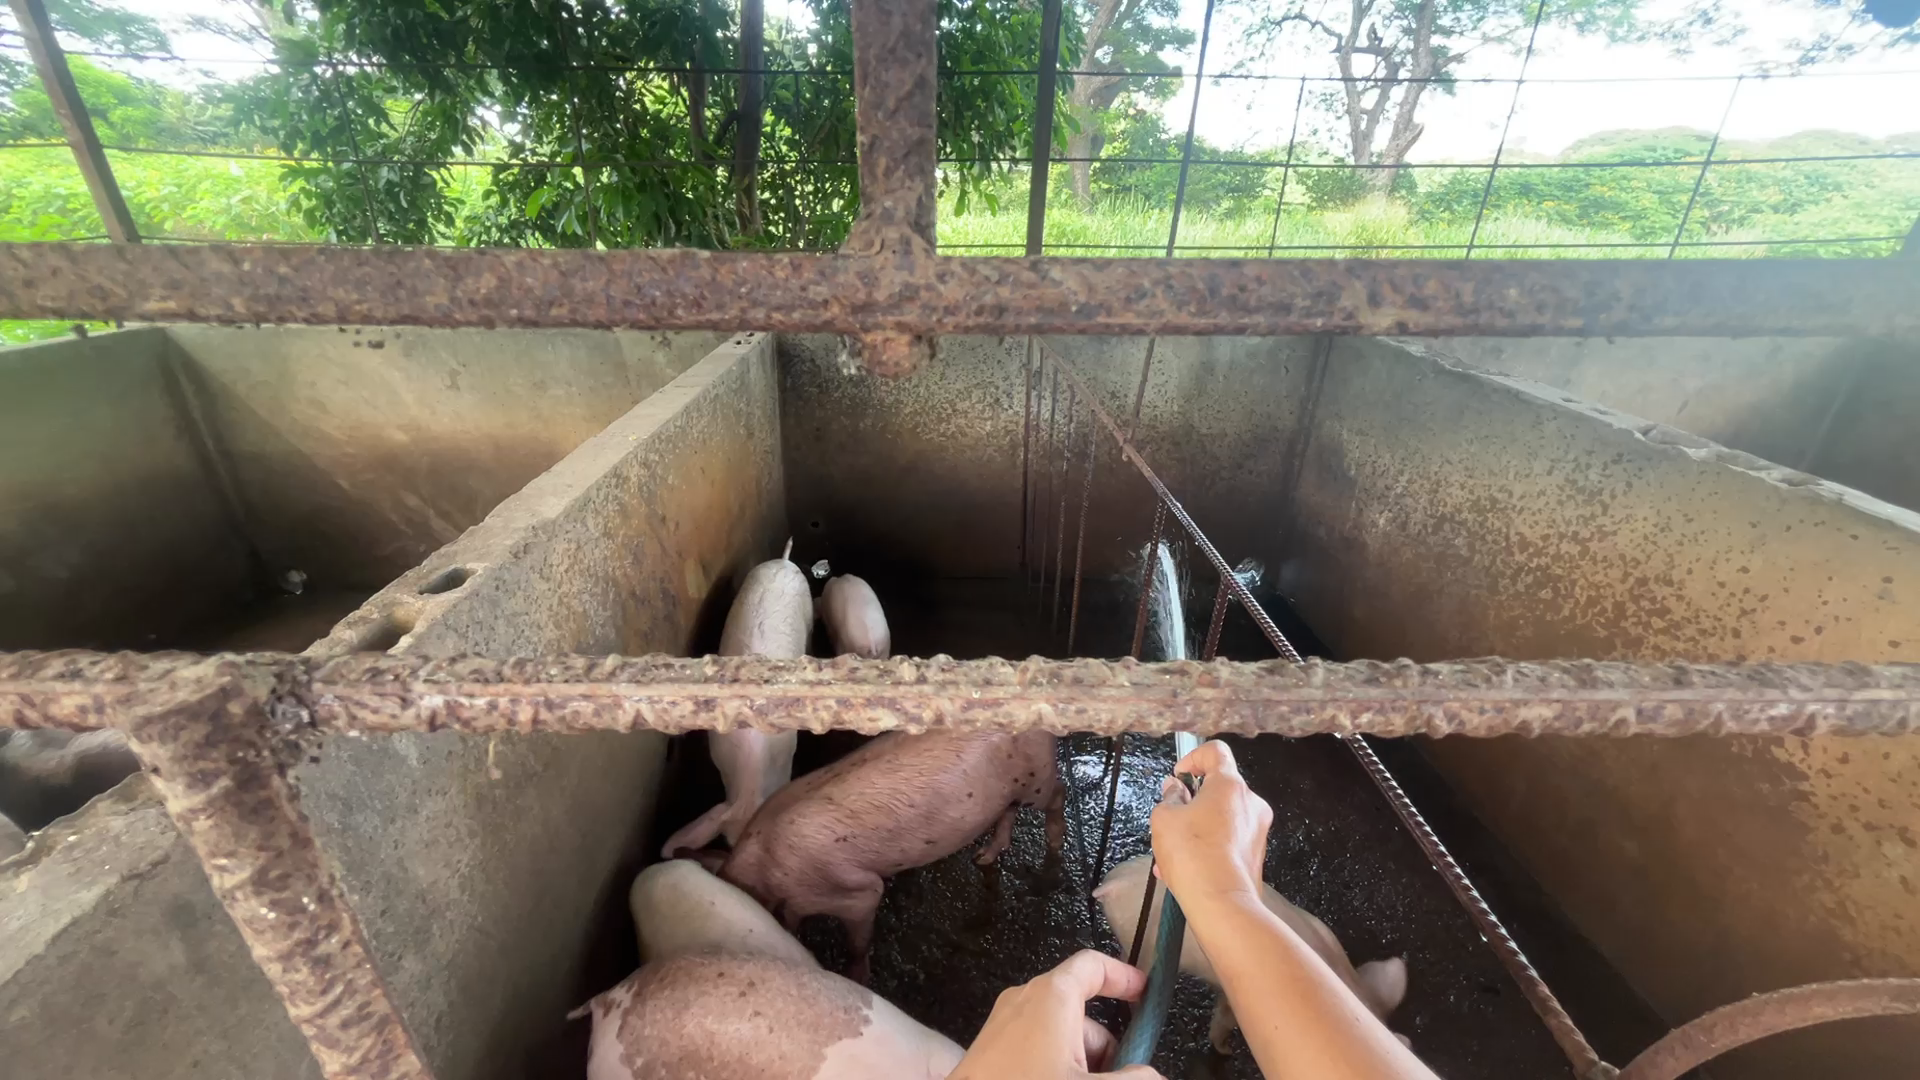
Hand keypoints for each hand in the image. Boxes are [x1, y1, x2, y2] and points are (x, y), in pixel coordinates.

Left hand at [950, 950, 1164, 1079]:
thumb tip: (1157, 1075)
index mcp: (1053, 995)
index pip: (1093, 965)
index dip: (1125, 977)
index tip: (1149, 997)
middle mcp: (1028, 999)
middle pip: (1083, 1013)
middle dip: (1110, 1049)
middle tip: (1125, 1076)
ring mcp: (1007, 1024)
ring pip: (1062, 1037)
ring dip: (1086, 1064)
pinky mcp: (994, 1051)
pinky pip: (1039, 1050)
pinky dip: (1060, 1068)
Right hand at [1150, 740, 1273, 907]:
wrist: (1222, 905)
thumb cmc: (1191, 852)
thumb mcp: (1164, 817)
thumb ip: (1169, 797)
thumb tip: (1176, 790)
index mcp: (1230, 785)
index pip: (1215, 751)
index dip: (1193, 757)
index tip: (1179, 778)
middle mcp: (1250, 803)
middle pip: (1218, 788)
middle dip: (1191, 801)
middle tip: (1170, 819)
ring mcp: (1257, 831)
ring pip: (1220, 818)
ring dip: (1195, 828)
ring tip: (1170, 853)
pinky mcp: (1256, 857)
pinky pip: (1227, 842)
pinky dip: (1207, 847)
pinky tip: (1183, 870)